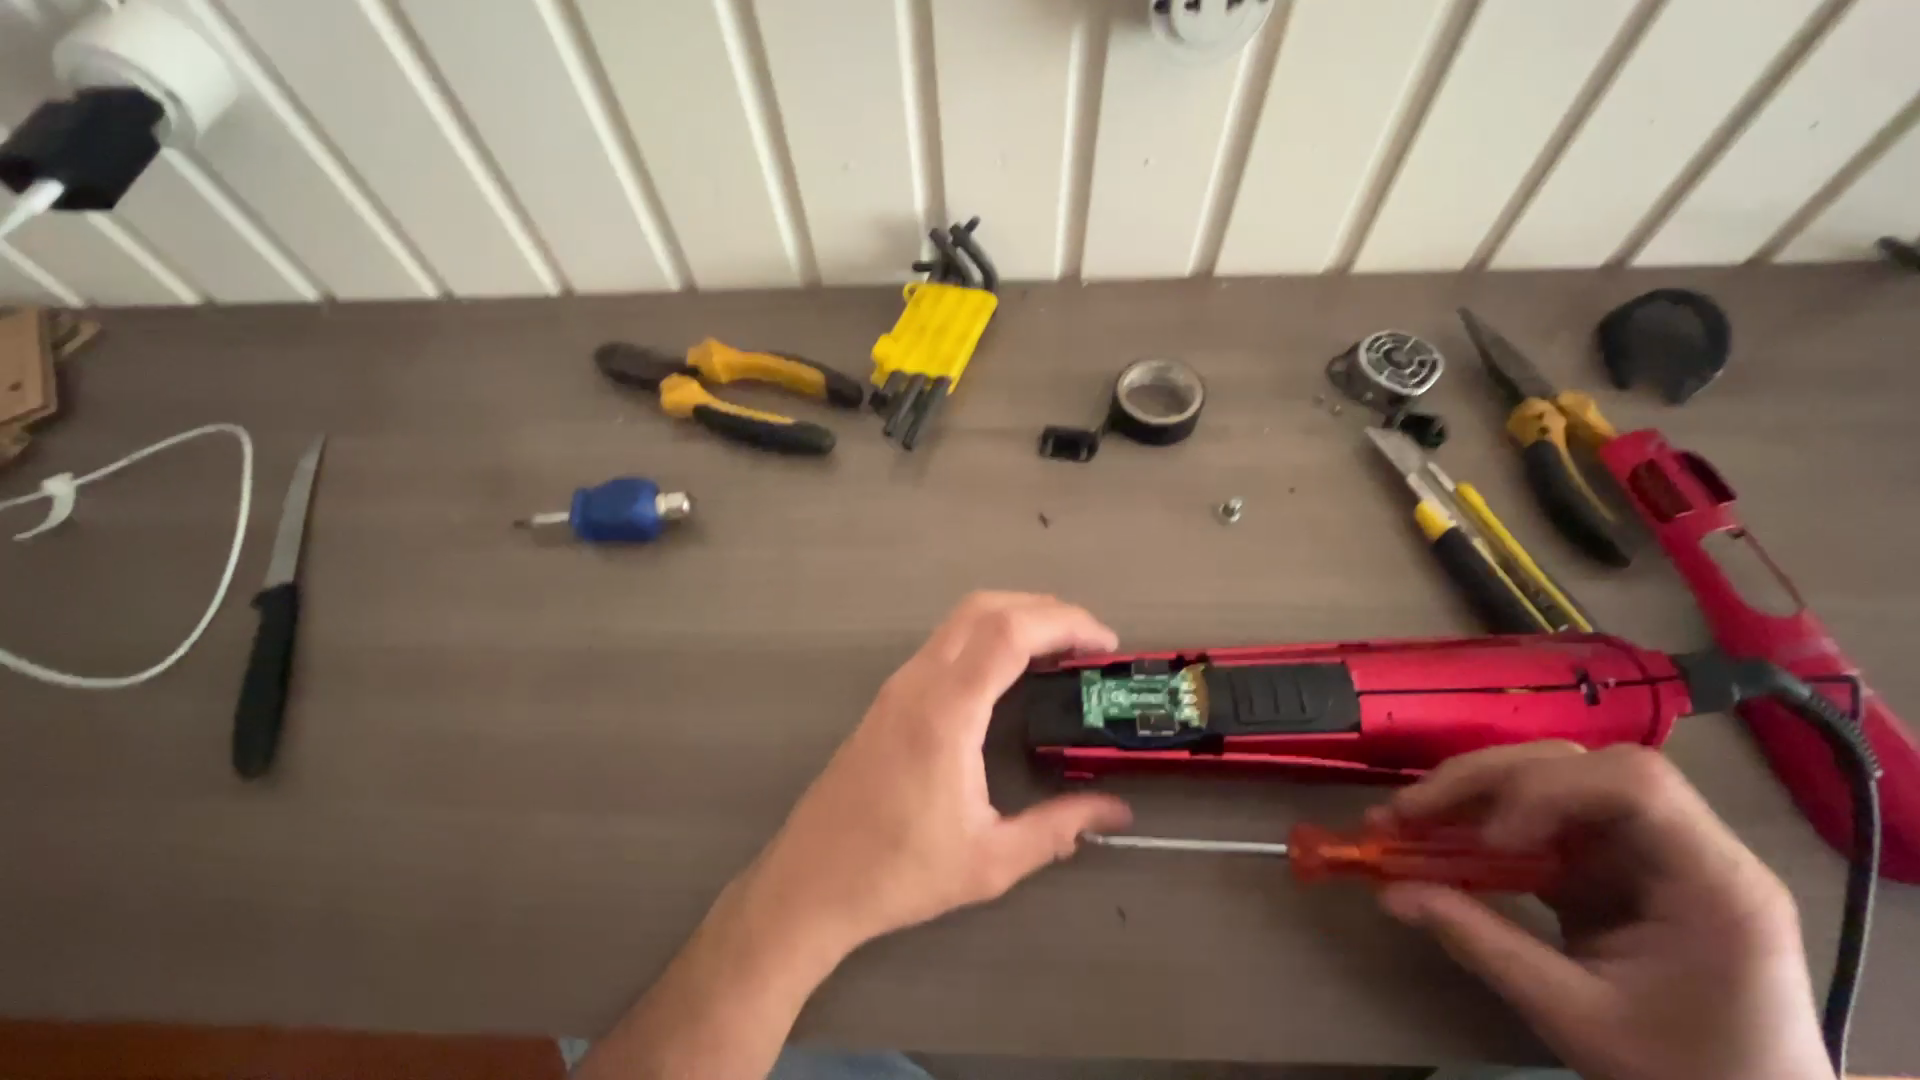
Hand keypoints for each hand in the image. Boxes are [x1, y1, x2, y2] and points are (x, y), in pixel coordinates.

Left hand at [745, 592, 1131, 958]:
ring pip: (960, 619)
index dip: (1065, 624)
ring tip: (1059, 651)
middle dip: (1044, 609)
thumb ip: (1059, 829)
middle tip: (1089, 641)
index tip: (1104, 644)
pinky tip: (1009, 672)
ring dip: (1014, 617)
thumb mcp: (991, 861)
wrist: (811, 881)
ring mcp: (898, 686)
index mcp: (946, 713)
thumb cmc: (899, 872)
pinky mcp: (888, 699)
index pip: (1010, 633)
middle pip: (984, 608)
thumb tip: (1117, 812)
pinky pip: (944, 643)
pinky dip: (987, 636)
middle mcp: (918, 683)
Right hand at [1374, 742, 1831, 1079]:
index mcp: (1713, 881)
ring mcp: (1646, 850)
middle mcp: (1685, 845)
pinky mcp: (1612, 863)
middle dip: (1486, 781)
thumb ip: (1484, 945)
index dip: (1550, 790)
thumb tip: (1390, 893)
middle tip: (1408, 811)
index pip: (1632, 784)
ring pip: (1551, 779)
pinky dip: (1483, 822)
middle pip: (1578, 766)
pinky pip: (1540, 818)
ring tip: (1407, 816)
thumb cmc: (1683, 1072)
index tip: (1492, 839)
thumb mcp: (1577, 1016)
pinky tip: (1438, 835)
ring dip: (1474, 792)